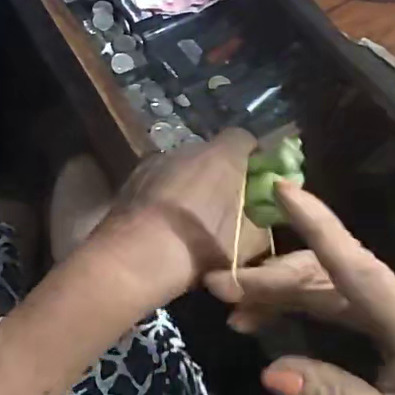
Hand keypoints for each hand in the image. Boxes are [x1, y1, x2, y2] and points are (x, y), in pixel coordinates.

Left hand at [87, 128, 269, 299]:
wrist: (135, 256)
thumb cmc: (200, 245)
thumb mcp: (249, 243)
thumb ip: (262, 220)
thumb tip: (263, 213)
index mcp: (220, 156)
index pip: (243, 138)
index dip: (253, 156)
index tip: (258, 180)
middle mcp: (185, 149)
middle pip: (211, 153)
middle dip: (221, 173)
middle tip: (227, 204)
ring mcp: (154, 161)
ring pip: (182, 167)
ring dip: (191, 184)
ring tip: (193, 218)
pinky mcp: (131, 178)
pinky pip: (159, 180)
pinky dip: (166, 194)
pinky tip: (166, 222)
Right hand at [203, 182, 394, 394]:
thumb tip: (270, 371)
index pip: (357, 264)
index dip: (319, 225)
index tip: (282, 187)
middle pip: (324, 273)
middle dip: (268, 278)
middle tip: (215, 289)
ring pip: (325, 283)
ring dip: (277, 291)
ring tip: (232, 308)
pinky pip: (335, 300)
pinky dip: (296, 305)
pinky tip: (266, 319)